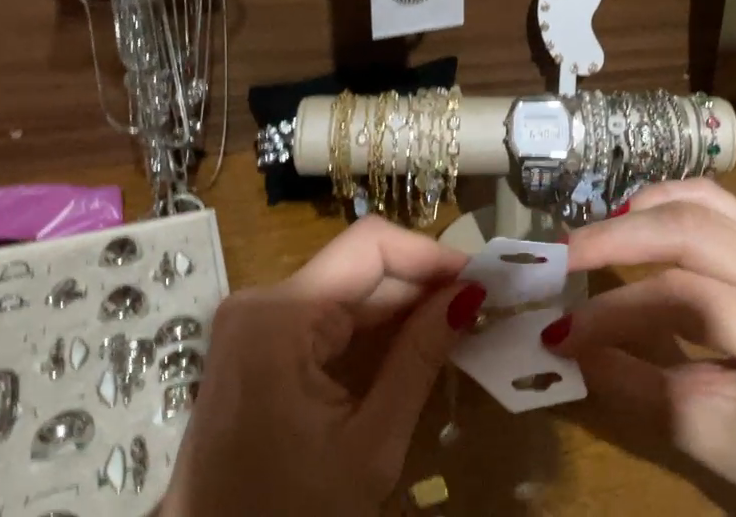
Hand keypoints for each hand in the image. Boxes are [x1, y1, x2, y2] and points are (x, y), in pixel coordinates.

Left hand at [161, 217, 486, 516]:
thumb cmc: (291, 515)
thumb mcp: (370, 444)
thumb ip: (419, 359)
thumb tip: (469, 294)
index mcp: (280, 316)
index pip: (370, 246)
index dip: (431, 254)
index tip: (482, 277)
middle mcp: (260, 301)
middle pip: (358, 268)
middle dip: (422, 285)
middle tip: (481, 307)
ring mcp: (253, 321)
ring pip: (345, 290)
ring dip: (401, 308)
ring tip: (458, 326)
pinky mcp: (255, 343)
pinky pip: (324, 318)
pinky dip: (370, 330)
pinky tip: (413, 346)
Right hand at [545, 179, 735, 516]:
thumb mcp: (691, 430)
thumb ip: (626, 379)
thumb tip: (557, 338)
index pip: (694, 301)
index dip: (620, 308)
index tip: (559, 327)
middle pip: (694, 233)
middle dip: (615, 240)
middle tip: (558, 258)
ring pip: (698, 203)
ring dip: (633, 216)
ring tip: (586, 241)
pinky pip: (709, 199)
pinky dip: (659, 202)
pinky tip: (627, 220)